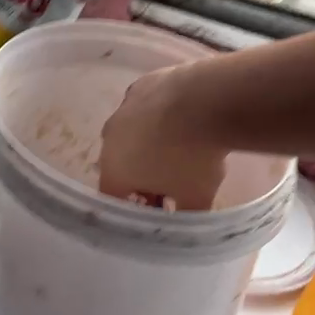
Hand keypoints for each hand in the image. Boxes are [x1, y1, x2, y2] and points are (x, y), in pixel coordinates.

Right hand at [98, 67, 228, 210]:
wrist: (205, 100)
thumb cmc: (194, 157)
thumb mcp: (196, 199)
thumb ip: (184, 219)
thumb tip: (184, 227)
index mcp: (114, 170)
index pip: (113, 200)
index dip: (132, 212)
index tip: (156, 217)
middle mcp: (109, 138)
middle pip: (120, 165)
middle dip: (141, 179)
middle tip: (171, 188)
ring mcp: (122, 109)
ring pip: (130, 135)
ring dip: (147, 147)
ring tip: (180, 152)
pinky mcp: (138, 87)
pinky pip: (143, 110)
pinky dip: (156, 119)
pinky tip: (182, 121)